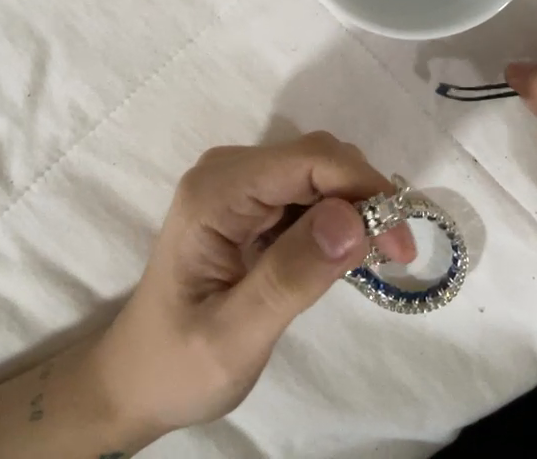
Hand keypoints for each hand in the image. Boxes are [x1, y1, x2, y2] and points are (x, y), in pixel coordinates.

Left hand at [85, 133, 416, 441]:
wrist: (136, 379)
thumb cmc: (178, 364)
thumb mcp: (234, 336)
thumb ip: (290, 276)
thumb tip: (352, 219)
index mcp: (216, 194)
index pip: (308, 159)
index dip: (363, 188)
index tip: (400, 241)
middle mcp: (226, 173)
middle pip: (317, 158)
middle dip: (364, 197)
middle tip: (395, 255)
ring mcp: (237, 185)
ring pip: (317, 171)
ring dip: (354, 207)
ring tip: (377, 258)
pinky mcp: (247, 203)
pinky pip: (305, 192)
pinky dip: (335, 218)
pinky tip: (345, 256)